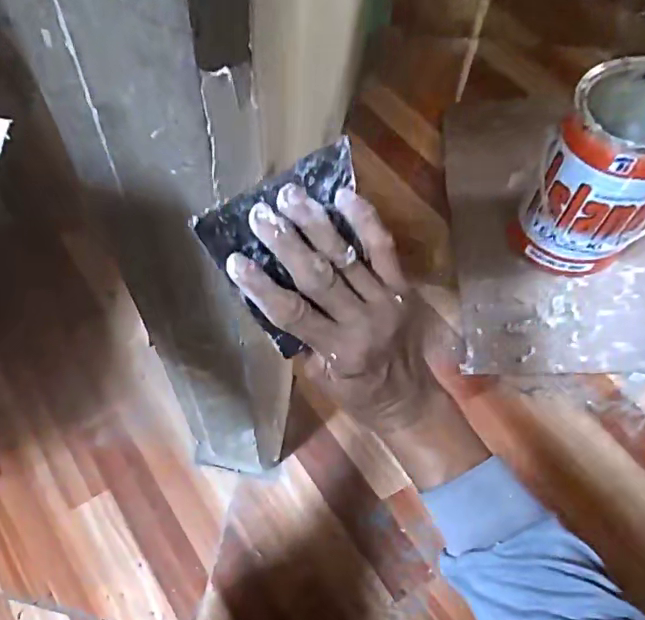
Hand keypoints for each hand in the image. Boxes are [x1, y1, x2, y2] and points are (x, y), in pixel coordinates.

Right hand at [226, 185, 487, 489]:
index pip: (292, 313)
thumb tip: (270, 300)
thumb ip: (301, 340)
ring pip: (347, 255)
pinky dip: (365, 219)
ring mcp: (385, 300)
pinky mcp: (403, 286)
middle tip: (260, 215)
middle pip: (317, 277)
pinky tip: (343, 195)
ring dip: (317, 223)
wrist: (408, 400)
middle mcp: (362, 322)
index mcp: (338, 351)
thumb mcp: (322, 378)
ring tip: (290, 196)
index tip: (235, 262)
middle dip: (286, 244)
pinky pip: (384, 247)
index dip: (262, 287)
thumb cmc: (357, 394)